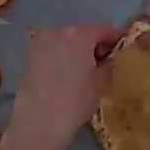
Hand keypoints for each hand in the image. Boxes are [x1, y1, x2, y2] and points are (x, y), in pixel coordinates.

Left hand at [1, 24, 119, 149]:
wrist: (40, 120)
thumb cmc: (76, 99)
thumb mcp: (100, 81)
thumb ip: (108, 63)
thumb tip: (108, 57)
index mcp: (78, 33)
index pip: (105, 30)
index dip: (116, 40)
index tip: (120, 53)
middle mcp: (57, 31)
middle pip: (83, 32)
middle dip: (94, 45)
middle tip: (101, 64)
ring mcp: (40, 42)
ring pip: (66, 40)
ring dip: (76, 50)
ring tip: (82, 71)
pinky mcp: (30, 55)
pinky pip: (52, 50)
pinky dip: (61, 56)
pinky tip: (65, 74)